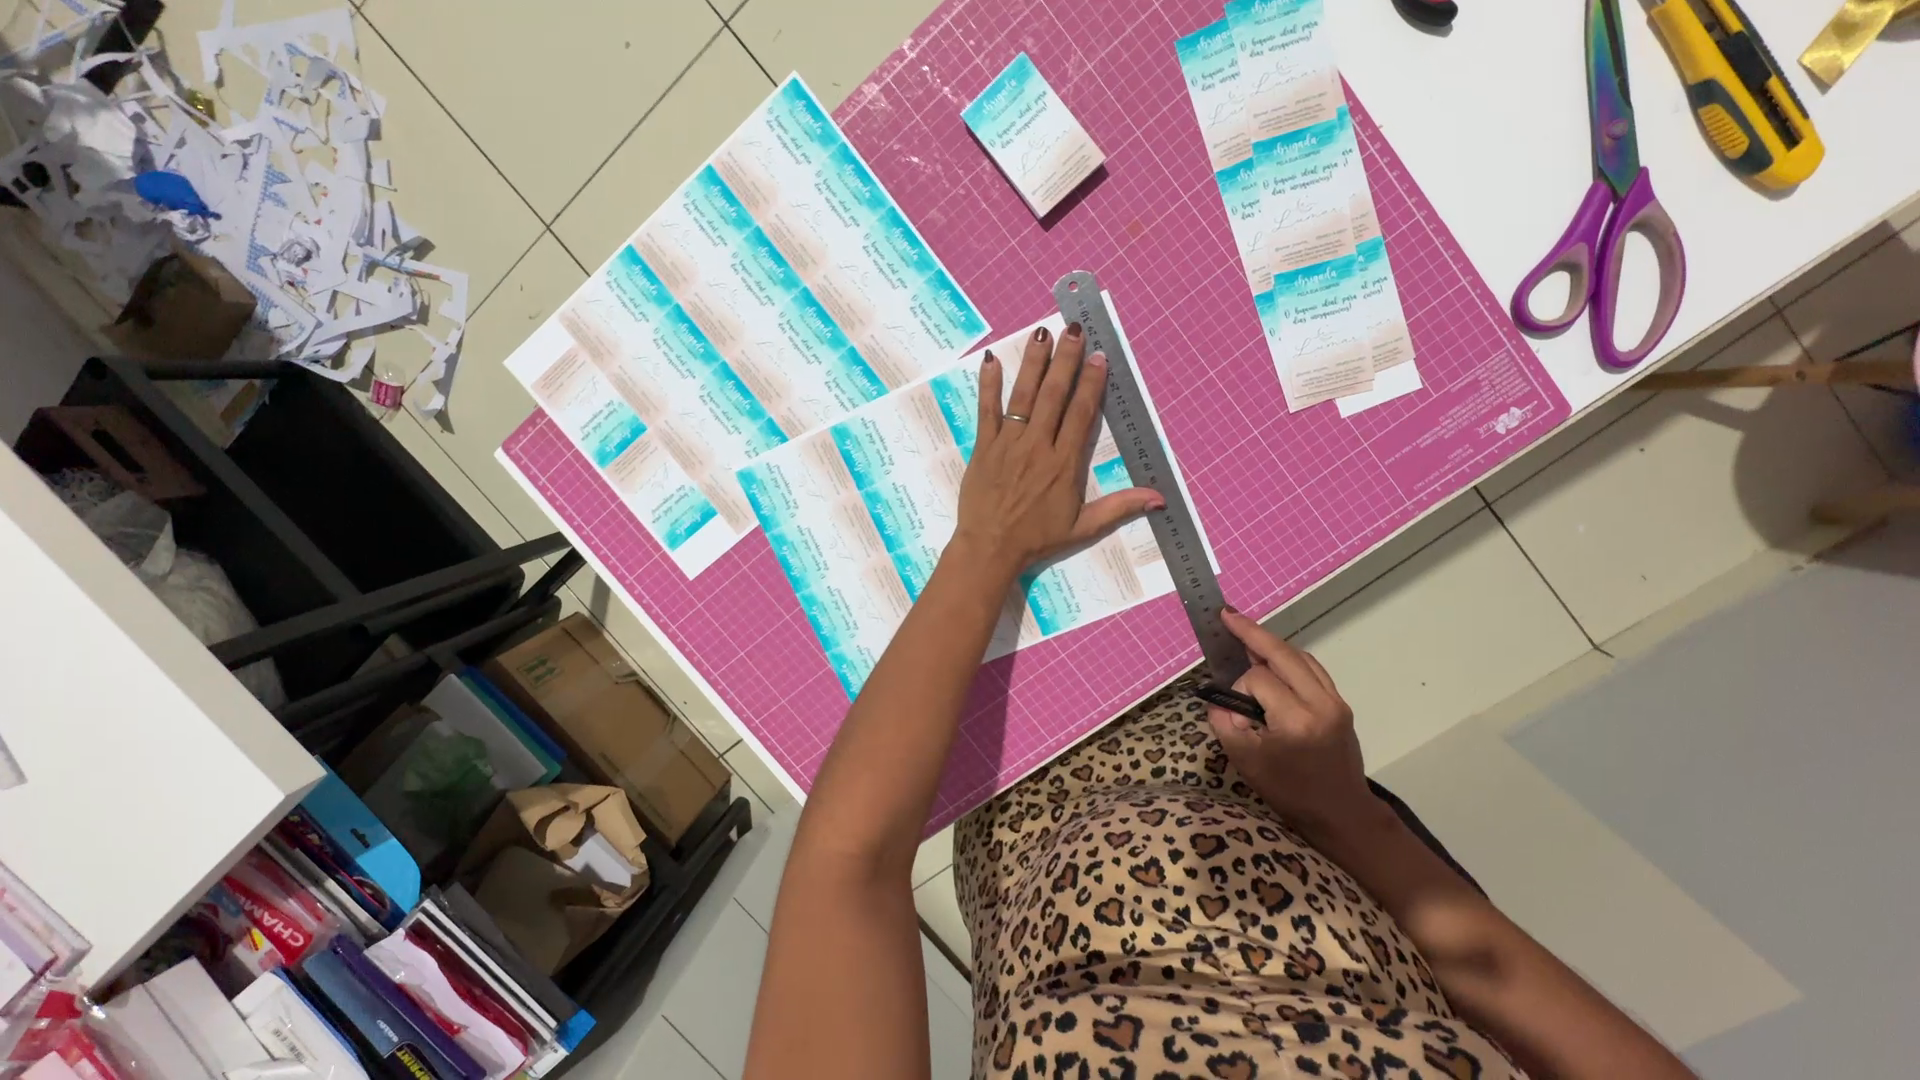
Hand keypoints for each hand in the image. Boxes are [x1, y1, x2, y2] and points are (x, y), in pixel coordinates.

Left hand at [951, 322, 1161, 579]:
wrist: (990, 549)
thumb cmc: (1038, 539)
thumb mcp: (1083, 528)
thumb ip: (1120, 508)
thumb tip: (1159, 498)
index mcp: (1064, 464)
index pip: (1080, 414)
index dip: (1090, 383)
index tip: (1097, 356)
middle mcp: (1038, 446)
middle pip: (1054, 395)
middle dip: (1064, 360)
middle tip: (1073, 329)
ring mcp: (1008, 443)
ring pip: (1023, 396)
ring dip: (1034, 363)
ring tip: (1042, 333)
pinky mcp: (984, 447)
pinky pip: (986, 410)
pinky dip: (989, 385)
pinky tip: (993, 359)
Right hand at [1206, 609, 1373, 835]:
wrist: (1339, 813)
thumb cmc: (1288, 791)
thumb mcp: (1245, 761)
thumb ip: (1224, 722)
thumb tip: (1220, 696)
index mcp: (1295, 719)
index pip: (1258, 680)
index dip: (1238, 688)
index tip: (1233, 709)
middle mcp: (1320, 702)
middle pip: (1283, 654)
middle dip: (1253, 632)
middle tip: (1227, 615)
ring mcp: (1335, 701)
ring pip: (1300, 657)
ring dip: (1272, 643)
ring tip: (1246, 633)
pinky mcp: (1340, 704)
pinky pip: (1313, 669)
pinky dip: (1290, 658)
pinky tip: (1273, 657)